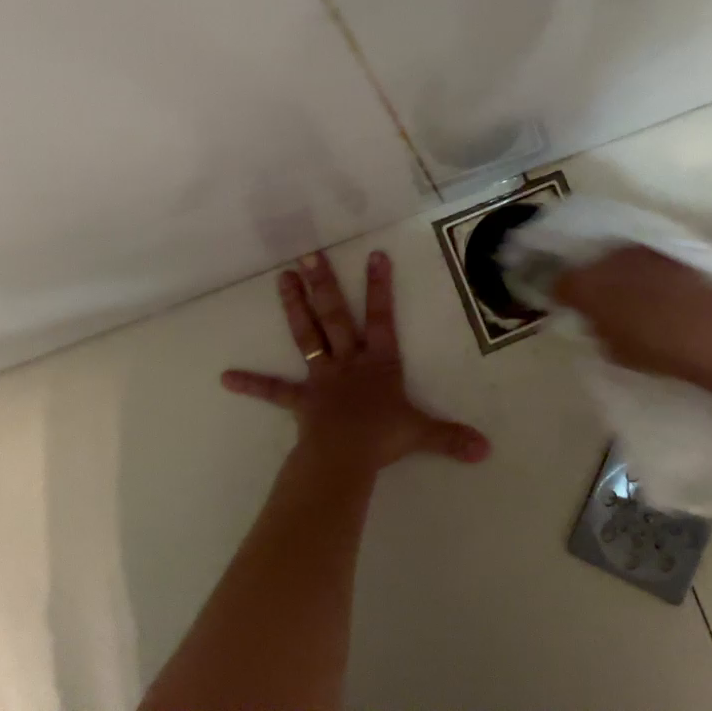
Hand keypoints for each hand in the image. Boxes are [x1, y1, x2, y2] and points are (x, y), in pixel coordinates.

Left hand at [222, 250, 490, 470]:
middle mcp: (349, 361)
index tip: (375, 254)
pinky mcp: (301, 400)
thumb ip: (452, 437)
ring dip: (295, 308)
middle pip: (335, 316)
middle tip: (309, 253)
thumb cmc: (383, 438)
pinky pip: (274, 391)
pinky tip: (226, 376)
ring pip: (308, 336)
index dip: (380, 287)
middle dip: (325, 283)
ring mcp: (322, 378)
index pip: (382, 317)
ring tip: (282, 278)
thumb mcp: (423, 434)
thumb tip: (486, 450)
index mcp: (379, 362)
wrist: (344, 458)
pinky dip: (252, 384)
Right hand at [552, 245, 711, 383]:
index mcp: (586, 285)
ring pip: (616, 258)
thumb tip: (596, 320)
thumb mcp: (614, 350)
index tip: (566, 306)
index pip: (560, 283)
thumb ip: (596, 329)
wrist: (711, 326)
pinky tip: (655, 290)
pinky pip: (643, 258)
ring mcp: (638, 249)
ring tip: (630, 296)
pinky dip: (643, 270)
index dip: (561, 295)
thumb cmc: (655, 347)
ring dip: (617, 273)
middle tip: (599, 303)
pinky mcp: (667, 248)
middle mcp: (606, 258)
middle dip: (590, 280)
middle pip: (588, 265)